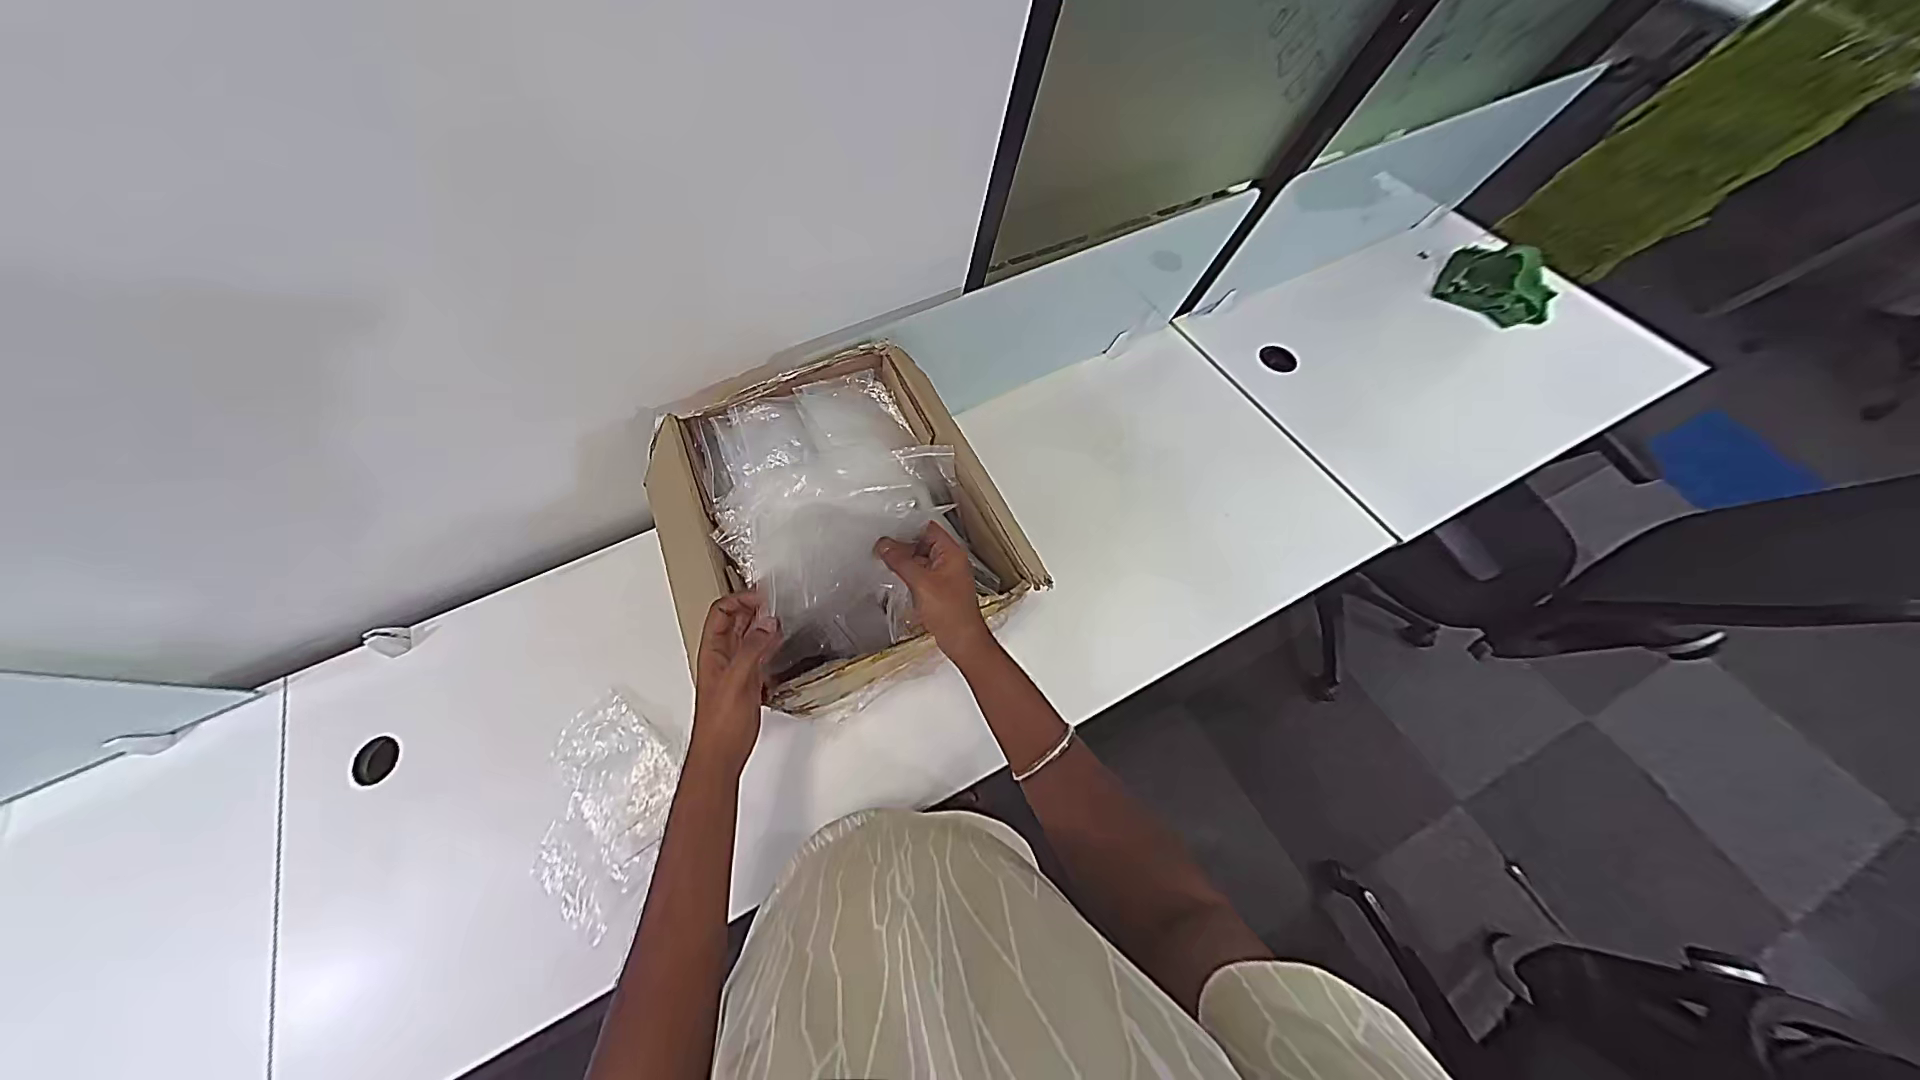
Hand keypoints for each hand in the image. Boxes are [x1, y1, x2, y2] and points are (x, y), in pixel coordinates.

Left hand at [691, 592, 780, 772]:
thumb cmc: (720, 726)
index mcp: (712, 653)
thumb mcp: (738, 681)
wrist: (720, 756)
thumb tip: (766, 623)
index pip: (720, 613)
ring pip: (747, 638)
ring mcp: (734, 671)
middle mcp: (722, 659)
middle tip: (774, 602)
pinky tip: (780, 646)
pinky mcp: (747, 684)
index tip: (763, 597)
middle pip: (734, 622)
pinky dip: (769, 646)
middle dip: (753, 608)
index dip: (739, 600)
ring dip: (762, 626)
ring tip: (780, 619)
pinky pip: (758, 656)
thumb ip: (752, 649)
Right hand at [874, 522, 993, 659]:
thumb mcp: (921, 583)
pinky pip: (921, 574)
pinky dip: (909, 574)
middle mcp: (951, 562)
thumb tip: (886, 546)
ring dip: (904, 560)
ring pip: (921, 559)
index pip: (928, 528)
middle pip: (923, 543)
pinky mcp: (939, 589)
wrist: (962, 639)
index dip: (908, 527)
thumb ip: (901, 561)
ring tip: (885, 561)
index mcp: (952, 553)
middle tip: (882, 548)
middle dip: (903, 545)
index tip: (888, 530)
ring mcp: (945, 576)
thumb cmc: (952, 613)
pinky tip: (896, 578)